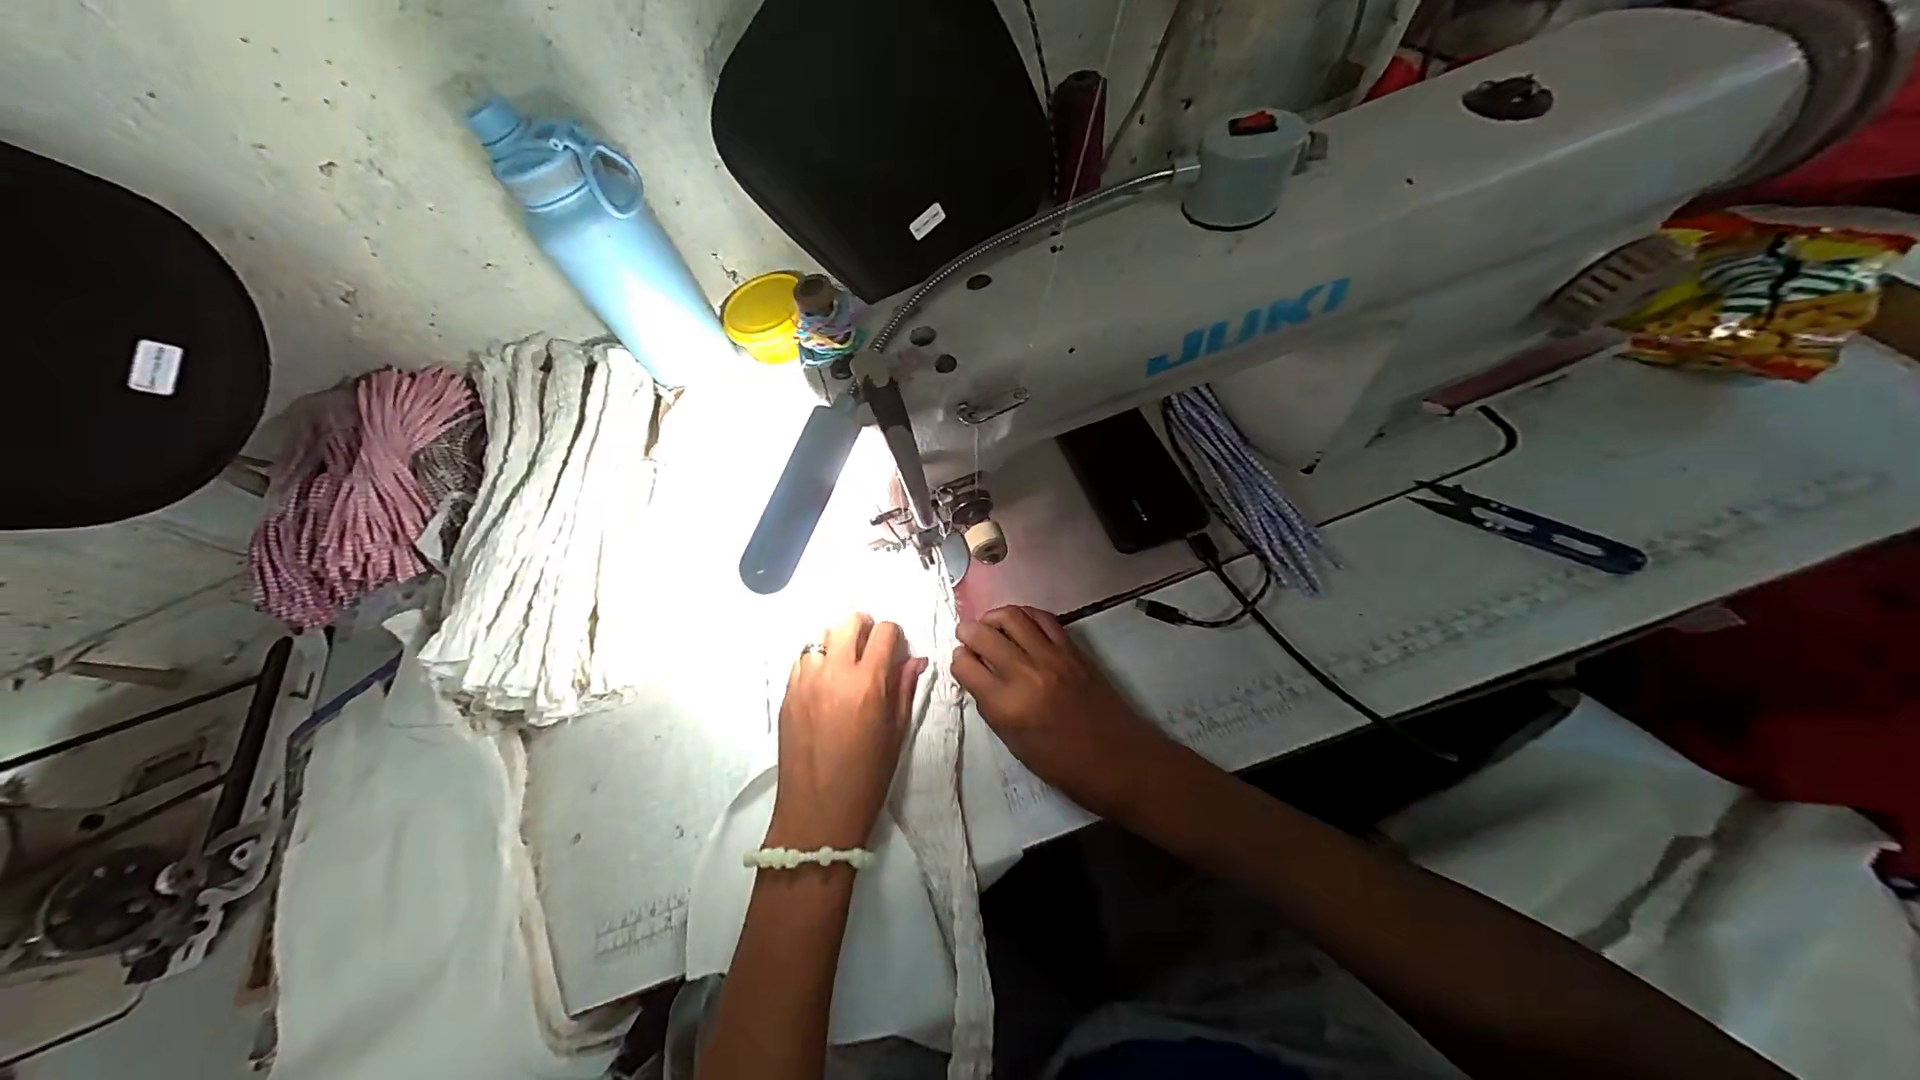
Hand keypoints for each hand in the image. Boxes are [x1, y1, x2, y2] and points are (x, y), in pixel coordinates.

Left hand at [769, 613, 926, 852]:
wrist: (817, 812)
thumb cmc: (866, 777)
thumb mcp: (896, 733)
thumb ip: (904, 689)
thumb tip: (915, 660)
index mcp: (868, 683)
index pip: (884, 632)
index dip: (894, 635)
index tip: (895, 648)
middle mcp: (834, 673)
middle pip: (847, 622)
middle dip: (864, 627)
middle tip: (870, 647)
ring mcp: (805, 682)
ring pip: (820, 637)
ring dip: (837, 643)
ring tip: (845, 665)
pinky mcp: (787, 694)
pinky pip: (801, 660)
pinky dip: (816, 660)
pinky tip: (825, 682)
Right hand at [953, 606, 1176, 821]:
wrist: (1117, 760)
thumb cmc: (1061, 763)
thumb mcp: (1013, 741)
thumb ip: (991, 703)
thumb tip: (977, 672)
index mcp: (1006, 705)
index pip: (965, 665)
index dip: (958, 660)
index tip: (962, 662)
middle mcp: (1025, 674)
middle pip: (983, 634)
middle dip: (967, 632)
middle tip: (966, 636)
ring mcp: (1052, 657)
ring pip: (1012, 616)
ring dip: (993, 617)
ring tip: (991, 625)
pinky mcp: (1073, 650)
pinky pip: (1043, 618)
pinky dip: (1025, 615)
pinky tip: (1020, 624)